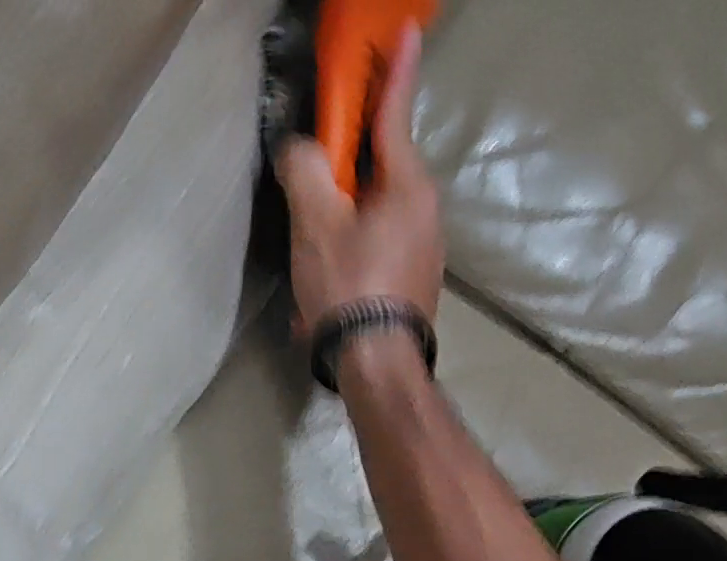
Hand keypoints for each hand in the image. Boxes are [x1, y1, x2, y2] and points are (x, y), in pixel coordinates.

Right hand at [276, 22, 443, 338]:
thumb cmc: (348, 285)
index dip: (394, 73)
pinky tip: (329, 280)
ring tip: (315, 251)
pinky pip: (379, 243)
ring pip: (377, 211)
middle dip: (349, 166)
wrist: (377, 361)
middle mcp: (426, 209)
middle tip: (317, 176)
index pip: (394, 116)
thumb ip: (305, 173)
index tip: (405, 33)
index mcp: (406, 185)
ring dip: (345, 217)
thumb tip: (300, 151)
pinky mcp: (416, 277)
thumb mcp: (314, 225)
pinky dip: (353, 247)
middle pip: (380, 169)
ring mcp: (425, 246)